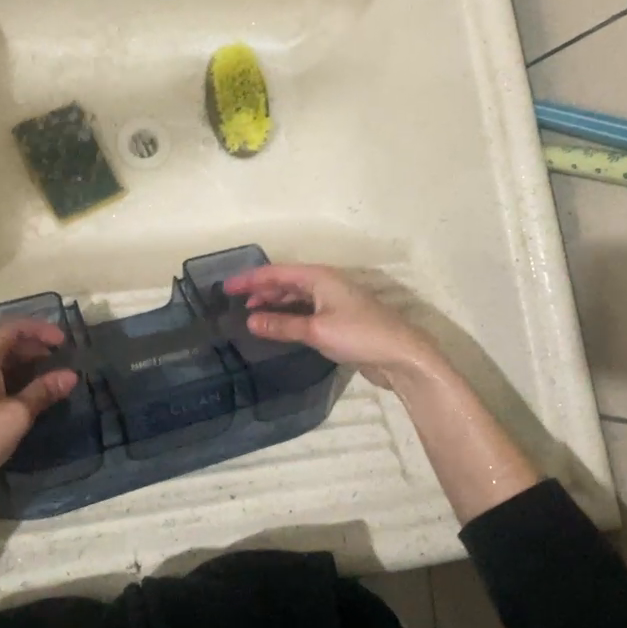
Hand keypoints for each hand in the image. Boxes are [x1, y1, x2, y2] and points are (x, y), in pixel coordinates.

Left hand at [0, 319, 78, 510]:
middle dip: (27, 349)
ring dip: (9, 365)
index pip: (11, 328)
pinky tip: (0, 399)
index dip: (39, 330)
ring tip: (31, 382)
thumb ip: (42, 392)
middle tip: (52, 363)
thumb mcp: (15, 419)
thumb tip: (69, 375)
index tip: (62, 342)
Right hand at [222, 264, 445, 388]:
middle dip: (260, 289)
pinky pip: (306, 310)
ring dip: (274, 302)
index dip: (249, 279)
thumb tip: (250, 320)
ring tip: (251, 312)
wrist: (401, 355)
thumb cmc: (359, 336)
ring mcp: (334, 301)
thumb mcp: (316, 331)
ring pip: (296, 296)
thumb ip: (282, 325)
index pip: (276, 272)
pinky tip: (278, 325)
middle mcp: (326, 283)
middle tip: (234, 300)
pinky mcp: (340, 319)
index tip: (225, 287)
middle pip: (286, 281)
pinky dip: (288, 314)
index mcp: (319, 277)